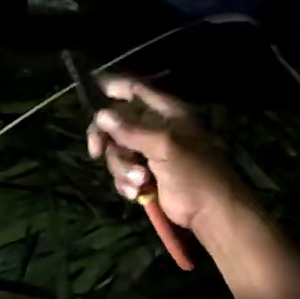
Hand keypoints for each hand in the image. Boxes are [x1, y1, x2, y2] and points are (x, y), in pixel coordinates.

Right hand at [85, 78, 250, 232]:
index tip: (90, 91)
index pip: (133, 89)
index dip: (112, 86)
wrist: (209, 212)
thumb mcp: (164, 147)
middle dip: (106, 139)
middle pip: (115, 122)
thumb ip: (132, 130)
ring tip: (140, 181)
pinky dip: (125, 182)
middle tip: (97, 151)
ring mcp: (147, 152)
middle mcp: (153, 127)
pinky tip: (136, 192)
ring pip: (115, 151)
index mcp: (165, 112)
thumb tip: (101, 115)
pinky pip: (121, 171)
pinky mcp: (143, 174)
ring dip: (121, 168)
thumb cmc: (194, 173)